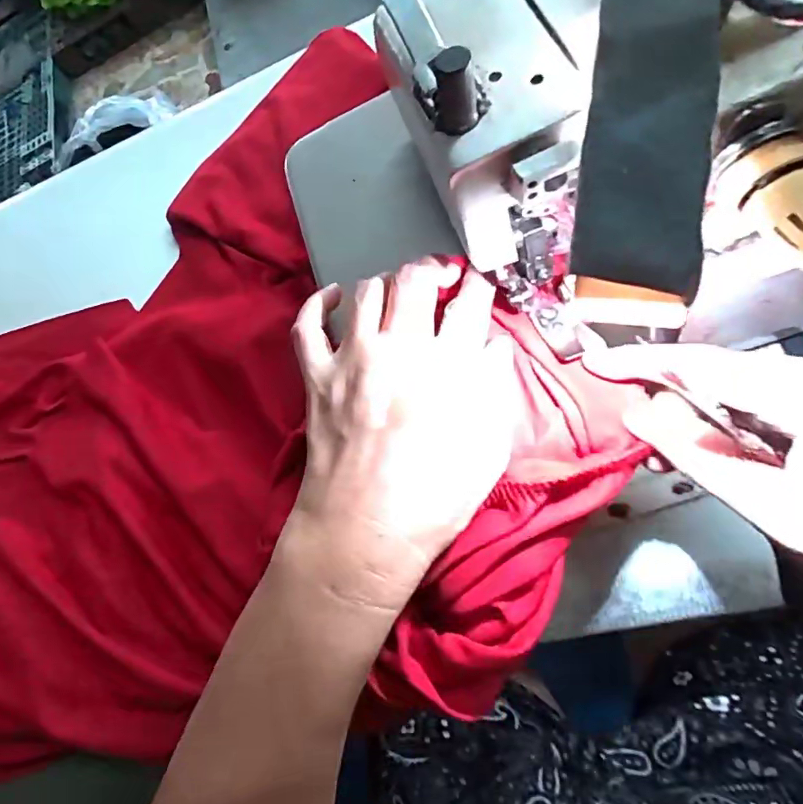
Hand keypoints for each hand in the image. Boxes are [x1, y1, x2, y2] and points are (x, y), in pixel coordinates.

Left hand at [287, 260, 517, 611]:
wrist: (365, 532)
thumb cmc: (435, 500)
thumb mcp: (488, 447)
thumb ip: (494, 387)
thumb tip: (493, 346)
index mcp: (450, 366)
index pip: (470, 303)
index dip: (479, 287)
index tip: (478, 286)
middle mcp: (399, 349)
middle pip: (415, 281)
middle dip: (432, 271)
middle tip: (440, 280)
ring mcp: (352, 358)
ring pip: (367, 291)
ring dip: (387, 285)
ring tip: (397, 296)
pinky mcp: (316, 375)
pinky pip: (308, 324)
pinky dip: (320, 303)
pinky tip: (335, 298)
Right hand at [604, 344, 802, 626]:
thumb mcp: (782, 515)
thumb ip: (701, 456)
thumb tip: (638, 413)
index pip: (716, 366)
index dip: (650, 364)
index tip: (599, 362)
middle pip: (741, 375)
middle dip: (688, 399)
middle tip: (649, 435)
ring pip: (768, 389)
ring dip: (724, 416)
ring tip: (694, 451)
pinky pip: (798, 403)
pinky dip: (761, 424)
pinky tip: (750, 453)